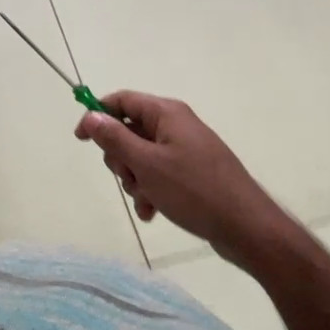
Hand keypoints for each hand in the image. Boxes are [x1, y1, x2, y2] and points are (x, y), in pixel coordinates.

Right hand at [75, 91, 290, 267]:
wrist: (248, 228)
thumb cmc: (194, 190)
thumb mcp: (147, 164)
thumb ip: (115, 138)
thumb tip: (90, 115)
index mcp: (166, 113)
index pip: (122, 100)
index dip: (97, 115)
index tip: (80, 138)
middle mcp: (176, 125)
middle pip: (130, 130)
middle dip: (121, 158)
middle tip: (129, 177)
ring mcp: (186, 149)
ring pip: (142, 156)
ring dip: (136, 180)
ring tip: (146, 201)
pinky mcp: (193, 173)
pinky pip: (160, 174)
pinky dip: (151, 190)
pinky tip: (152, 212)